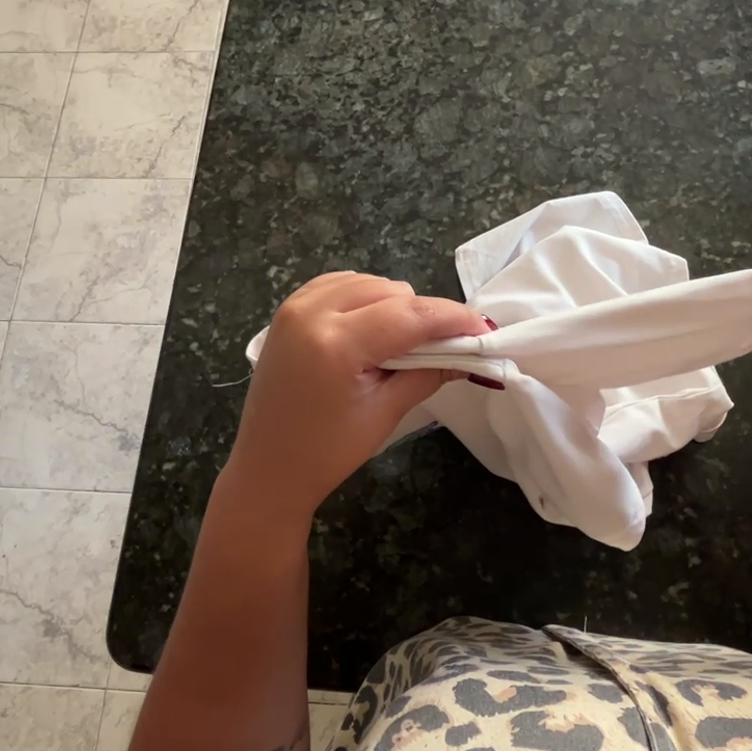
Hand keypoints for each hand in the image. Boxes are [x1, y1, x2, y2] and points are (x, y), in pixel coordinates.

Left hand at [223, 272, 489, 520]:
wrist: (267, 467)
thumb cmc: (327, 452)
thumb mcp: (384, 413)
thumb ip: (429, 373)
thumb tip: (470, 354)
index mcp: (335, 344)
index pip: (410, 315)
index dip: (453, 319)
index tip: (484, 330)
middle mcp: (312, 312)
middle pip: (392, 292)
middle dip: (425, 316)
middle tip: (445, 347)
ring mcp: (295, 306)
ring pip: (369, 282)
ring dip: (396, 305)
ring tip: (404, 342)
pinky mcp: (288, 309)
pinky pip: (342, 284)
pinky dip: (366, 297)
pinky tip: (374, 325)